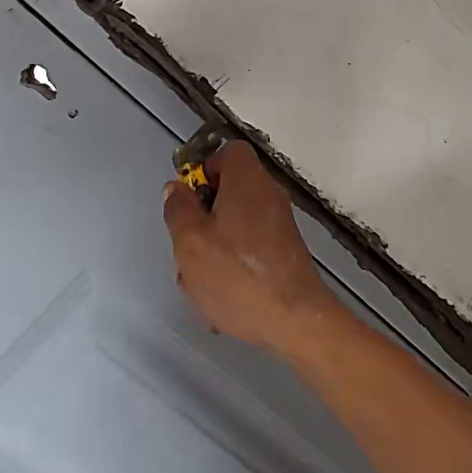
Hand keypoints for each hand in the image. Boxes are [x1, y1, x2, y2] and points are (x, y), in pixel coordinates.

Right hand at [162, 141, 340, 355]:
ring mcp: (280, 226)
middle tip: (190, 247)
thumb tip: (176, 188)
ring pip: (234, 226)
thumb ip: (179, 209)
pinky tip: (221, 302)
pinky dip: (232, 268)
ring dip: (213, 251)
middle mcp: (268, 196)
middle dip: (203, 219)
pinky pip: (249, 250)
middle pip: (228, 191)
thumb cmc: (238, 275)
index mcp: (248, 182)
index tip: (189, 198)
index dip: (205, 168)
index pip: (229, 152)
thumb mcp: (191, 242)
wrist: (295, 320)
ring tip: (200, 285)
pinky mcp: (284, 254)